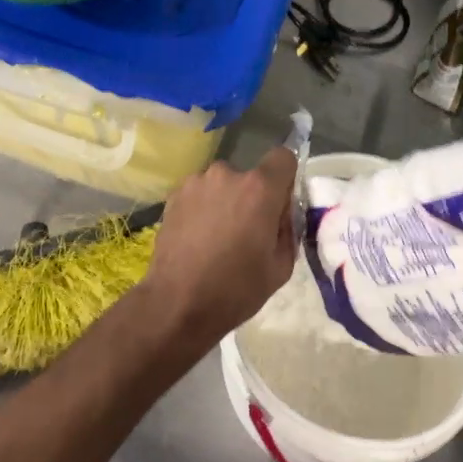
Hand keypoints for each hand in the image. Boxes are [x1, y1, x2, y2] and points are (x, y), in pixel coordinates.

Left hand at [139, 147, 297, 344]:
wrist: (177, 304)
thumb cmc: (236, 289)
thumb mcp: (281, 266)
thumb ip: (288, 228)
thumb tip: (281, 213)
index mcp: (259, 188)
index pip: (283, 157)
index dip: (285, 177)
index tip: (279, 203)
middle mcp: (227, 173)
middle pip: (250, 176)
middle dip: (252, 197)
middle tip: (246, 231)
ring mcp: (197, 182)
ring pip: (222, 185)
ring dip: (225, 201)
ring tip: (216, 237)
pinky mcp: (174, 194)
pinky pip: (200, 194)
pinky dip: (202, 208)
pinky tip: (196, 238)